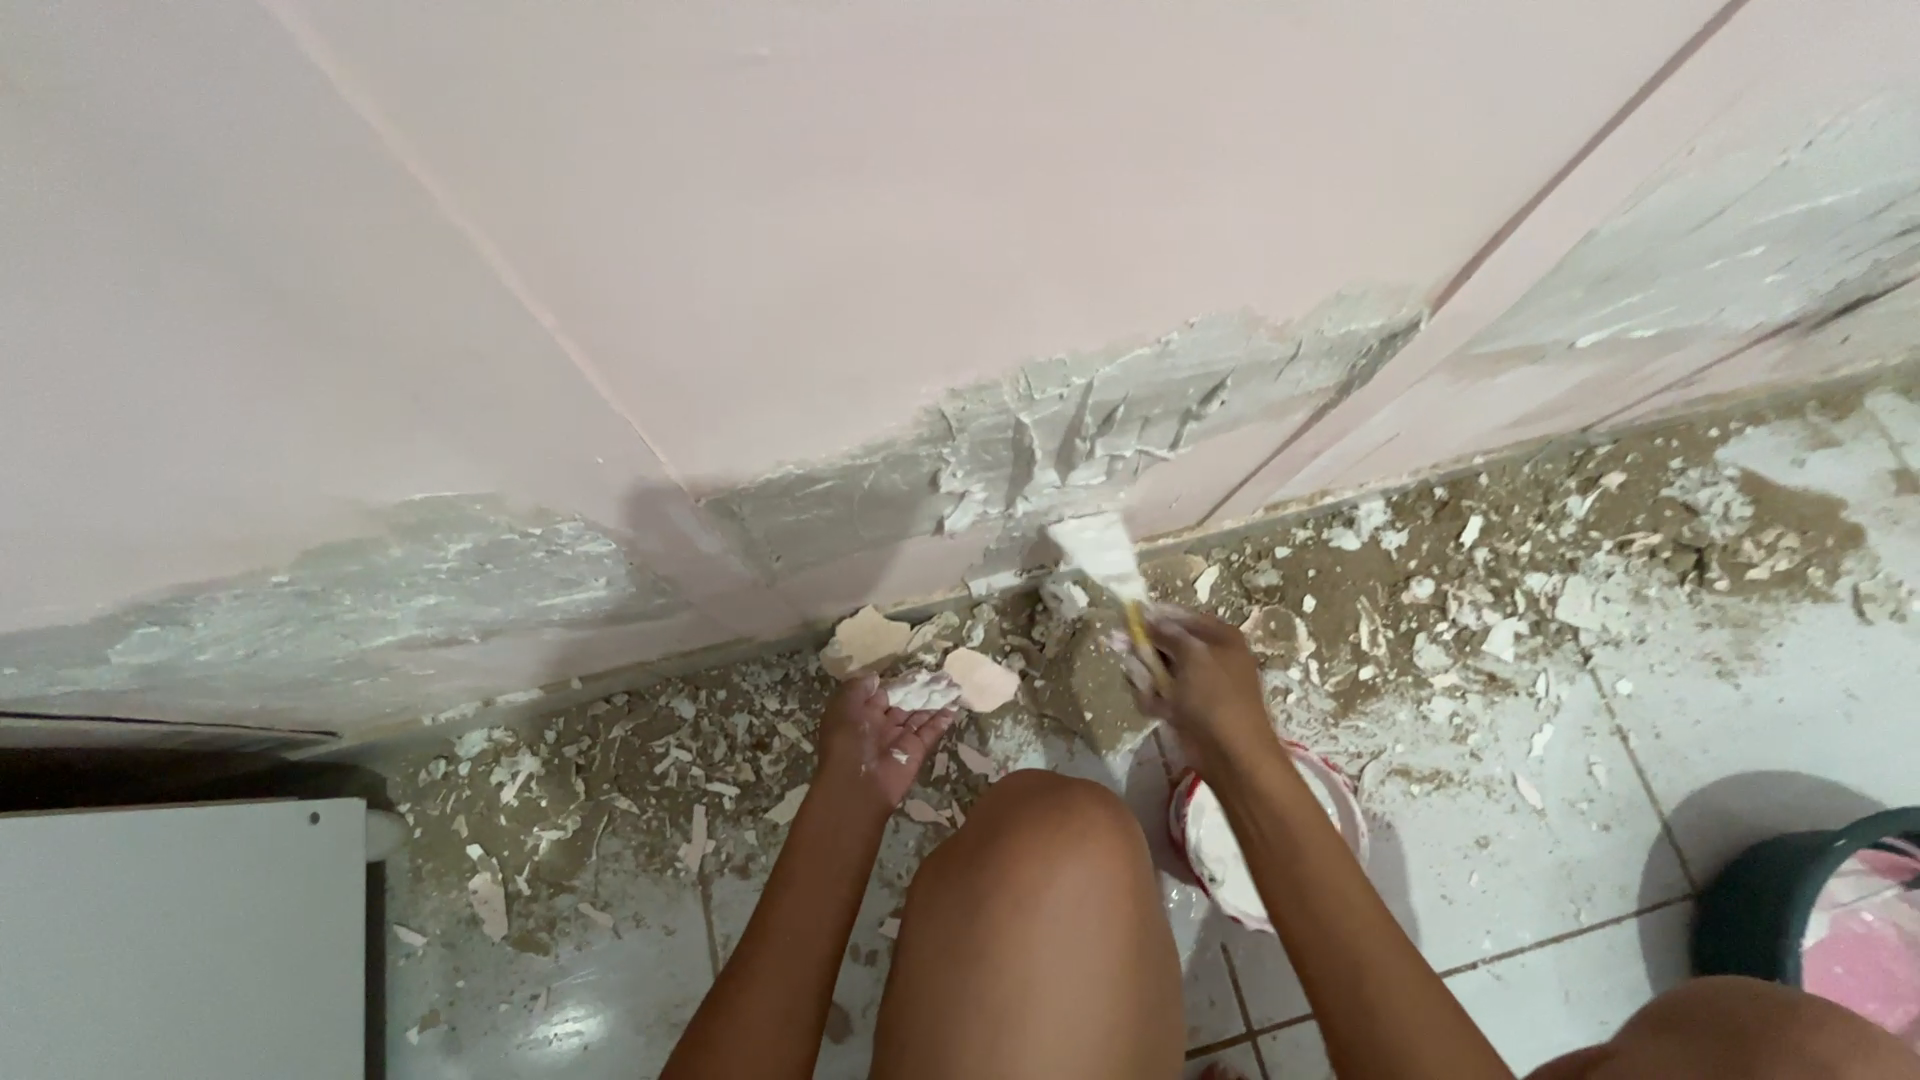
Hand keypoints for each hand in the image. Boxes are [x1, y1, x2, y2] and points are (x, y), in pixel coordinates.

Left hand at [815, 673, 956, 813]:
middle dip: (920, 691)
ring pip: (919, 716)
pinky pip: (930, 733)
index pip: (883, 694)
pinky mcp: (915, 751)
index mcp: (861, 714)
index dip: (898, 683)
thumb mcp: (842, 707)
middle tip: (941, 675)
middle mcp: (881, 725)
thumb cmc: (846, 740)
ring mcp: (899, 738)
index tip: (915, 670)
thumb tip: (875, 677)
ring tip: (952, 686)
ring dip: (934, 702)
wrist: (856, 784)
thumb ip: (858, 688)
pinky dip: (941, 721)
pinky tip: (953, 708)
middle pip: (904, 704)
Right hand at [1122, 605, 1278, 767]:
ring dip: (1146, 676)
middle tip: (1116, 644)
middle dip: (1144, 646)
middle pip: (1167, 642)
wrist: (1232, 753)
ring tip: (1149, 689)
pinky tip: (1156, 708)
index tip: (1129, 614)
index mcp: (1220, 638)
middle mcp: (1210, 656)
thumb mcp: (1193, 655)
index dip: (1156, 615)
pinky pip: (1160, 694)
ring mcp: (1197, 684)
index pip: (1182, 617)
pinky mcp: (1186, 707)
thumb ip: (1168, 633)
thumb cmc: (1215, 697)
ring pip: (1159, 669)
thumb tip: (1149, 615)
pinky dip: (1154, 699)